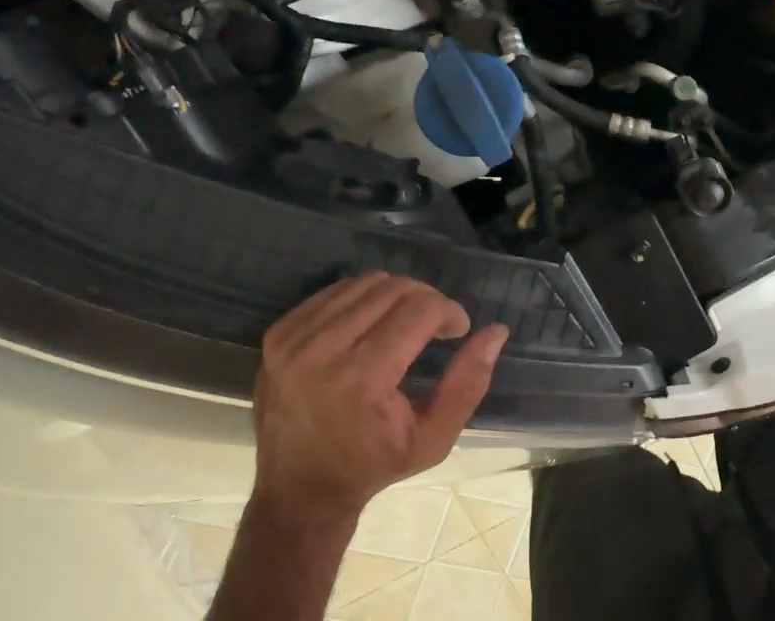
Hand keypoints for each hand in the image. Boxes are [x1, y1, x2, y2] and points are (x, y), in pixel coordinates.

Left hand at [250, 273, 508, 515]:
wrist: (297, 492)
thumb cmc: (372, 466)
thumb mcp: (433, 439)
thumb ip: (468, 384)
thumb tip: (496, 332)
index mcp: (362, 378)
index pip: (419, 310)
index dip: (449, 311)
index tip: (458, 329)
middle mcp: (323, 350)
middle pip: (393, 289)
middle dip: (426, 299)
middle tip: (436, 325)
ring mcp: (294, 339)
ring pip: (364, 283)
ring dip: (396, 295)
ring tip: (406, 323)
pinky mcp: (279, 334)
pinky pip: (334, 291)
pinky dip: (363, 298)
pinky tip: (372, 324)